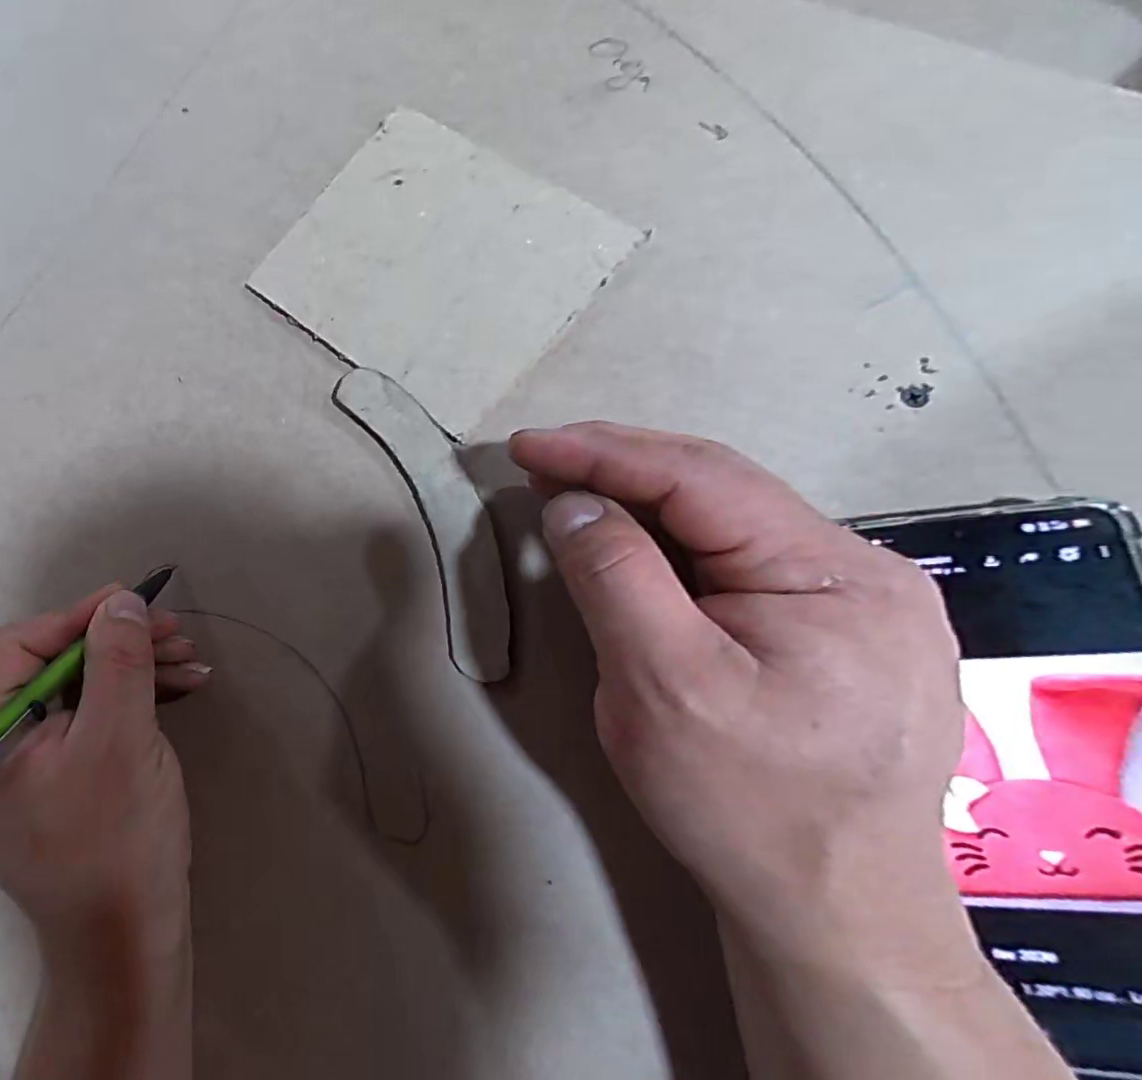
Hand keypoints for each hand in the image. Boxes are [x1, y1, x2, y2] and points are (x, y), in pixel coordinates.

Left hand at [0, 584, 207, 957]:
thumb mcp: (121, 741)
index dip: (73, 618)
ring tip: (189, 659)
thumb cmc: (119, 844)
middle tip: (173, 631)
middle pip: (51, 669)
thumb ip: (117, 663)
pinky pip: (91, 725)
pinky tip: (178, 690)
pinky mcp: (64, 784)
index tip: (128, 602)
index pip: (17, 650)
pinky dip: (132, 704)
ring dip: (132, 670)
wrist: (130, 948)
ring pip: (78, 694)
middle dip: (114, 643)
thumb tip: (119, 600)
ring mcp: (31, 771)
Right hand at [508, 423, 974, 979]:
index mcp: (832, 574)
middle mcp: (856, 571)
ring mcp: (847, 601)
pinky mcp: (823, 632)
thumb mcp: (659, 682)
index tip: (525, 444)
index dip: (603, 453)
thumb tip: (570, 504)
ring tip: (566, 488)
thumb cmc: (742, 797)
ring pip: (721, 524)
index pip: (700, 480)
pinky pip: (728, 561)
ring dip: (637, 501)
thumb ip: (614, 577)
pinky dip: (661, 541)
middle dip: (618, 466)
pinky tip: (623, 539)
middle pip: (717, 490)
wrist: (827, 905)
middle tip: (536, 458)